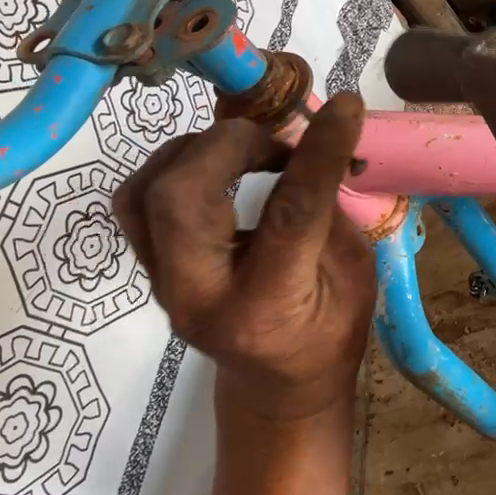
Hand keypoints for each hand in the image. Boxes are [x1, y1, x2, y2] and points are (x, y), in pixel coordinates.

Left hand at [113, 93, 373, 420]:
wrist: (277, 388)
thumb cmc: (330, 333)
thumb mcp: (356, 274)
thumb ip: (330, 210)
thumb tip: (320, 141)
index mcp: (267, 307)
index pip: (288, 214)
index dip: (317, 152)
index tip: (345, 106)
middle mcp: (199, 296)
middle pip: (180, 196)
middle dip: (233, 144)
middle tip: (282, 144)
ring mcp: (164, 284)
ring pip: (145, 191)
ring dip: (198, 150)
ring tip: (250, 149)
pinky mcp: (151, 269)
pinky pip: (138, 199)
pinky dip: (176, 164)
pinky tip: (221, 164)